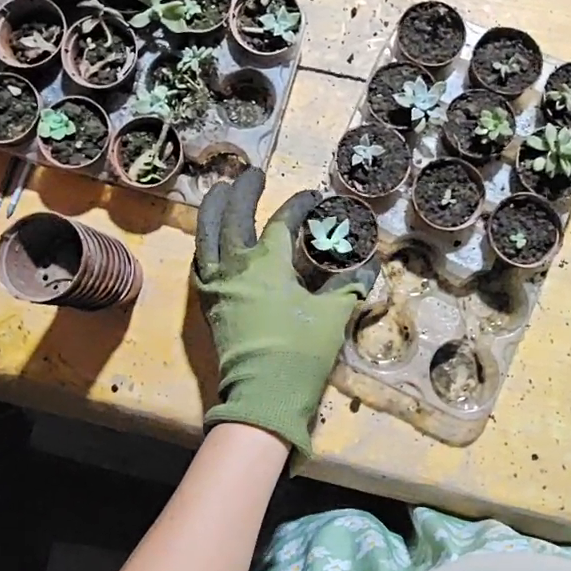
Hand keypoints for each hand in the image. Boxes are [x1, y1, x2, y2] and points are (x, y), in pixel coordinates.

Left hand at [194, 169, 372, 453]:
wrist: (261, 395)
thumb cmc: (300, 352)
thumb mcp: (333, 317)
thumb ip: (349, 288)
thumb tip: (369, 268)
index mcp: (268, 263)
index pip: (282, 222)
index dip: (298, 205)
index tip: (311, 196)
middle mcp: (236, 266)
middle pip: (234, 216)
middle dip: (243, 191)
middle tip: (252, 174)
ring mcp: (217, 285)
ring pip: (207, 236)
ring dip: (212, 210)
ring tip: (218, 191)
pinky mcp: (208, 305)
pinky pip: (200, 265)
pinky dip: (205, 246)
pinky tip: (209, 241)